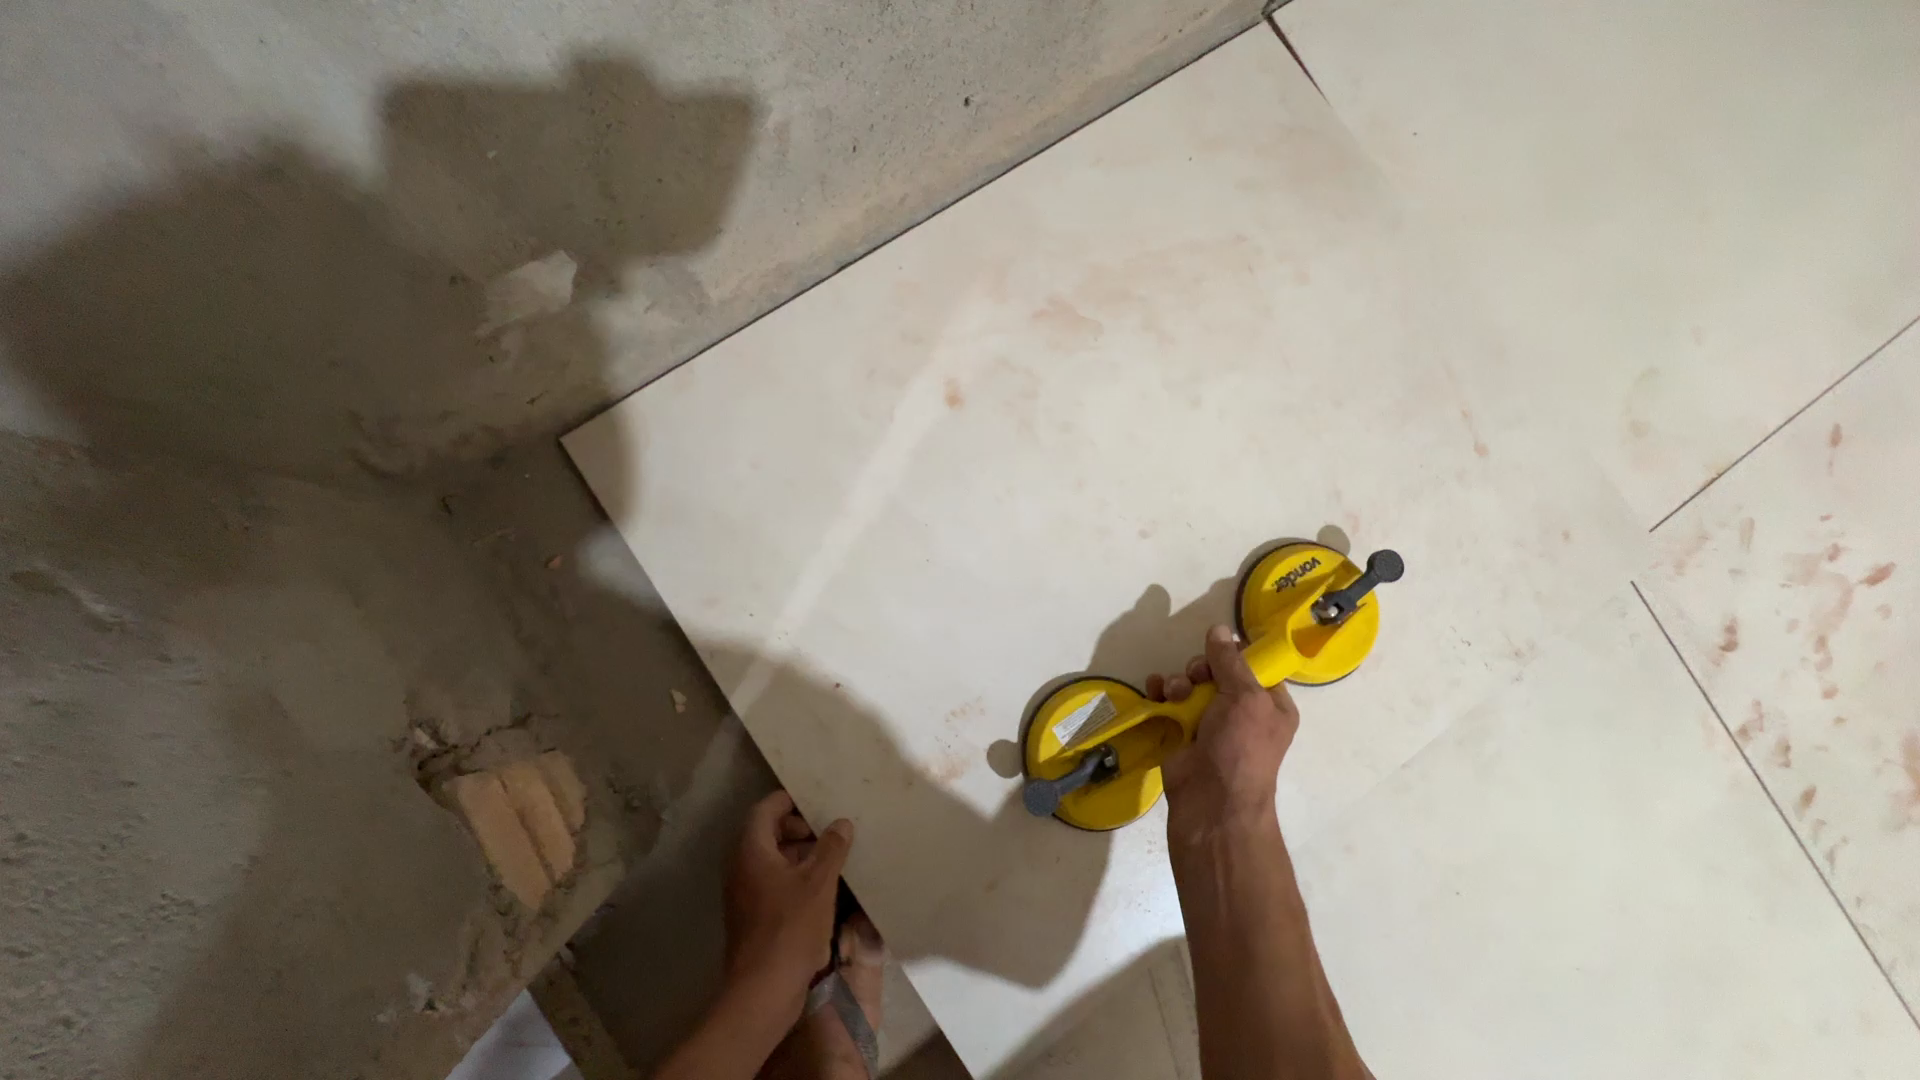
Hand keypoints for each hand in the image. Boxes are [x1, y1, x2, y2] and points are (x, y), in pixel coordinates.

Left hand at [723, 790, 853, 1010]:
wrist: (763, 989)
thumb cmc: (790, 927)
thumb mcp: (819, 882)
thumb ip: (831, 847)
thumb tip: (841, 822)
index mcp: (751, 851)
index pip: (765, 809)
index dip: (790, 800)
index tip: (817, 801)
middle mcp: (741, 867)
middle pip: (766, 833)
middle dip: (798, 828)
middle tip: (828, 832)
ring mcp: (743, 894)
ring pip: (771, 860)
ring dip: (798, 855)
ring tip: (831, 858)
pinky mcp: (751, 916)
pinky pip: (771, 882)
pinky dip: (793, 877)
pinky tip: (821, 889)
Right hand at [1146, 624, 1299, 828]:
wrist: (1211, 800)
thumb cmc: (1240, 747)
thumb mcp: (1245, 697)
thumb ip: (1230, 661)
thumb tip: (1220, 628)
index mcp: (1270, 705)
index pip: (1253, 667)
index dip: (1234, 654)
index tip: (1219, 650)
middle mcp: (1241, 712)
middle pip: (1217, 671)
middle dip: (1201, 668)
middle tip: (1196, 675)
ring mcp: (1209, 722)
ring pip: (1190, 684)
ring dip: (1178, 682)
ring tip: (1175, 694)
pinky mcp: (1181, 731)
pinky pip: (1169, 701)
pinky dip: (1160, 693)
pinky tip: (1154, 692)